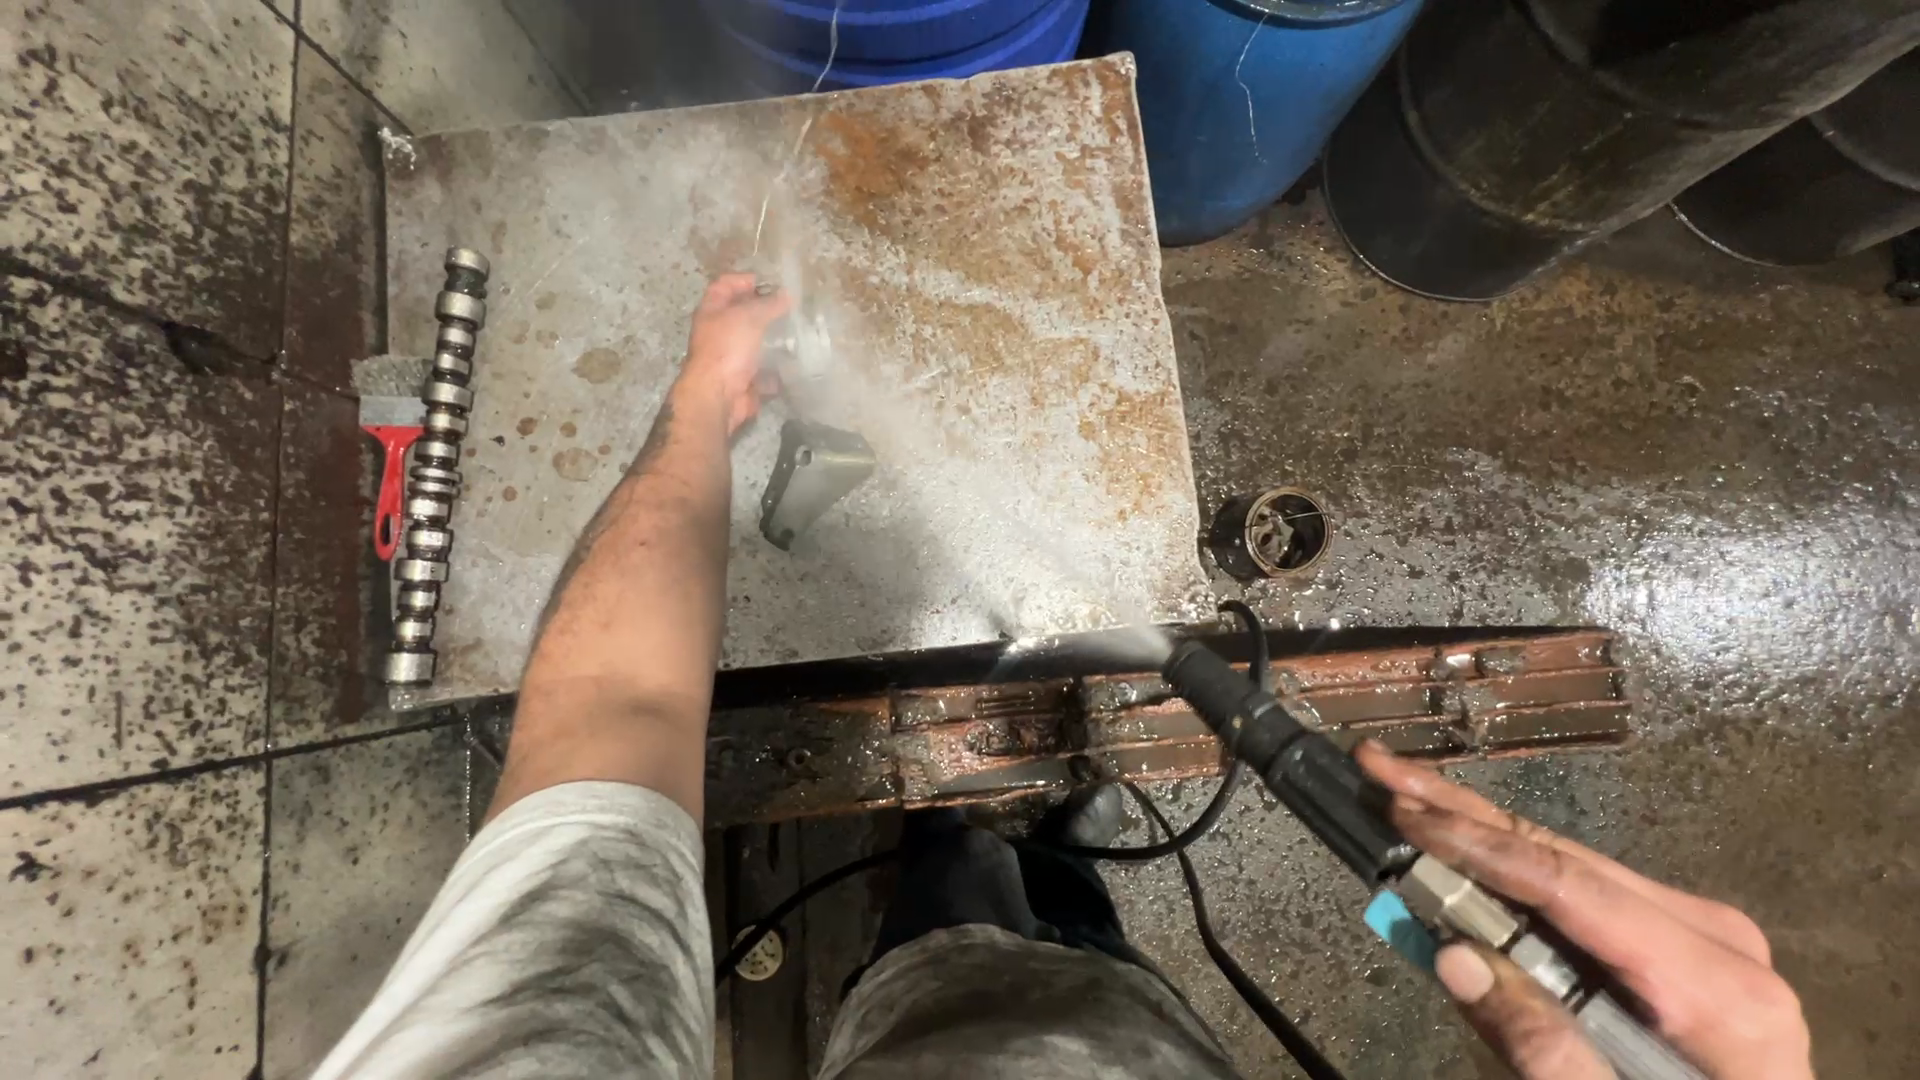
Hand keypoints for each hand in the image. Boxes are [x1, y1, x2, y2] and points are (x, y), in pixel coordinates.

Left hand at [678, 273, 791, 434]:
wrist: (719, 394)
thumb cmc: (728, 348)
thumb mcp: (749, 317)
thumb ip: (769, 304)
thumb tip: (786, 295)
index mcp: (712, 311)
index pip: (725, 285)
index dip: (745, 279)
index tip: (771, 282)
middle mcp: (719, 332)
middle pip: (741, 314)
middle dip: (764, 309)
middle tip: (790, 307)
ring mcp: (731, 356)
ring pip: (755, 341)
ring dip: (774, 337)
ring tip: (798, 331)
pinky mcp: (744, 378)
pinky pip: (764, 368)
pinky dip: (778, 365)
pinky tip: (795, 359)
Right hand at [1356, 742, 1811, 1079]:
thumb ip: (1545, 1048)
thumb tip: (1452, 956)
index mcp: (1716, 986)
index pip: (1569, 885)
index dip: (1476, 846)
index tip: (1402, 816)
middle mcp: (1707, 934)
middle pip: (1553, 852)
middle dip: (1455, 809)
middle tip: (1377, 767)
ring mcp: (1685, 925)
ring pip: (1551, 852)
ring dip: (1465, 820)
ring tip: (1394, 781)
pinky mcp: (1658, 928)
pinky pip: (1559, 876)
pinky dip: (1491, 853)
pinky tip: (1444, 824)